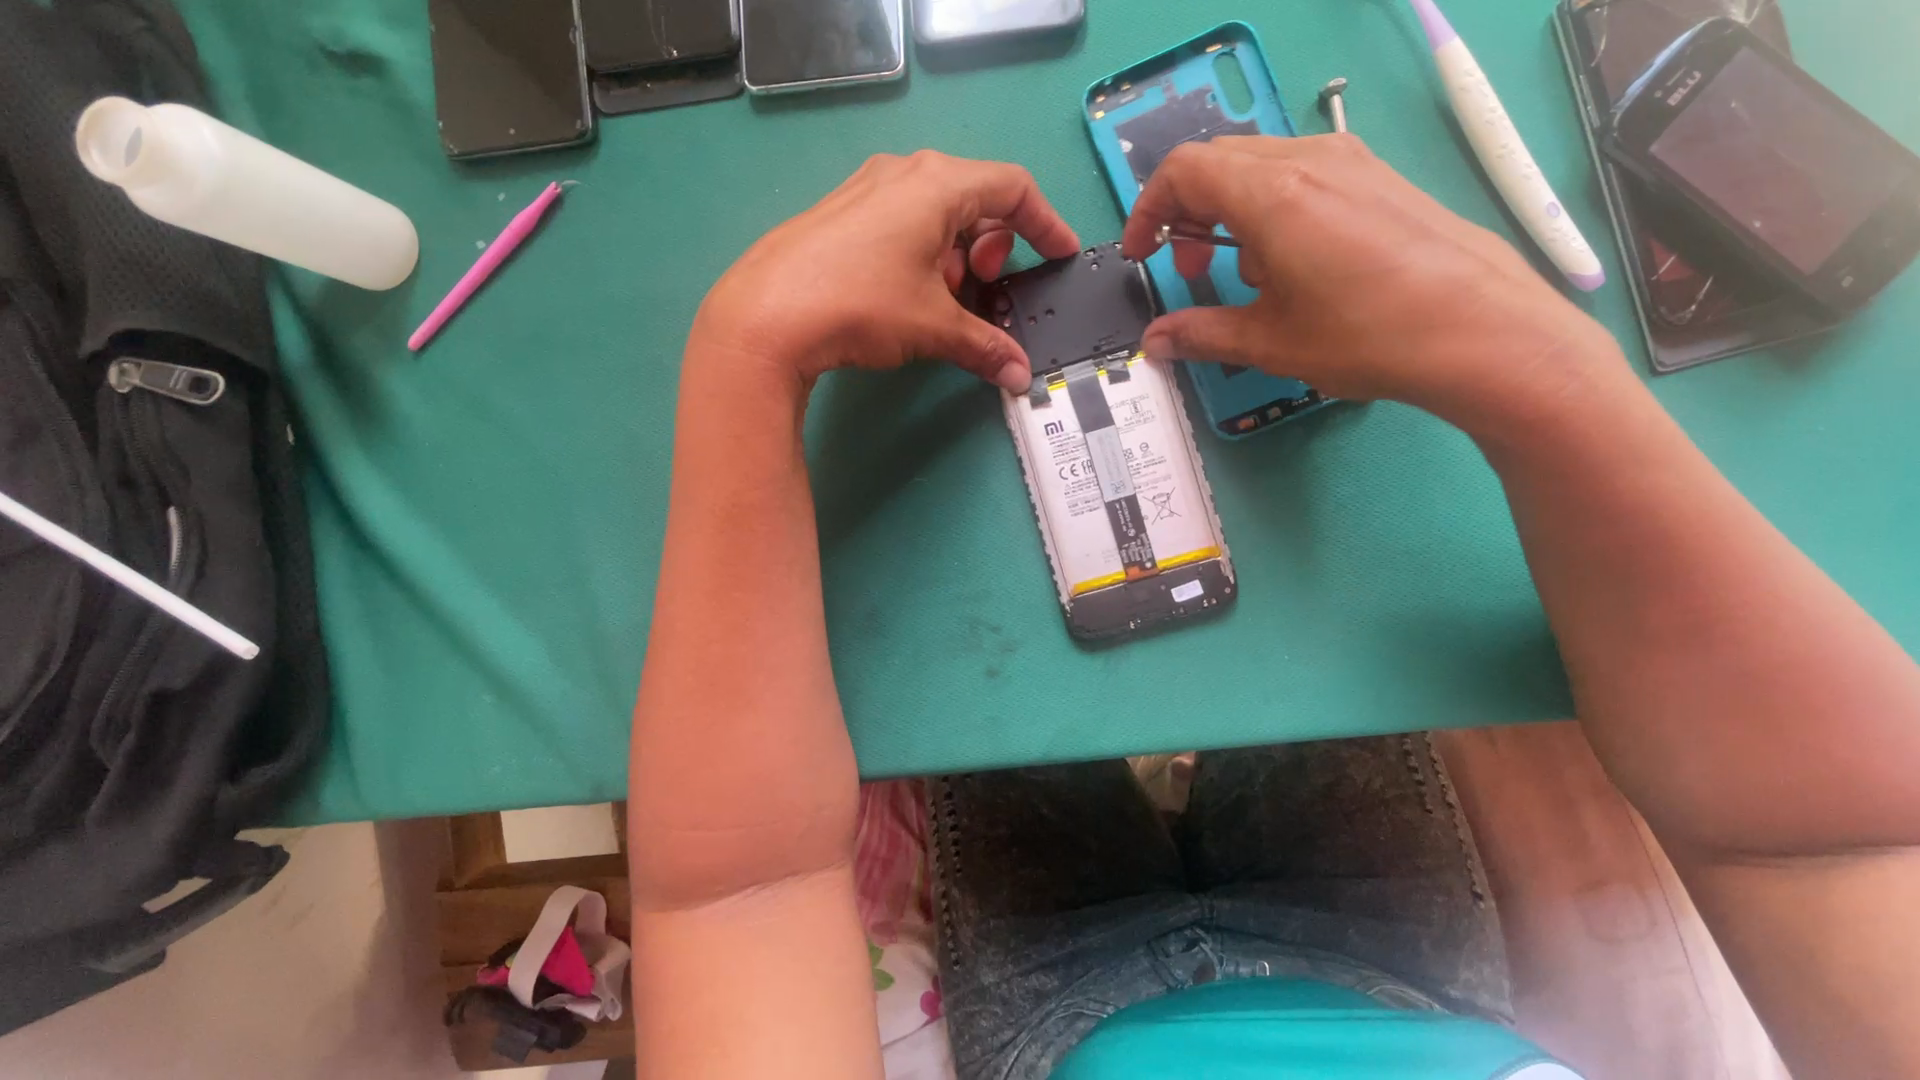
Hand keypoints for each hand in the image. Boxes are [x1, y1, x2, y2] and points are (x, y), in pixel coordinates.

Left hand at [692, 151, 1080, 393]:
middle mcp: (904, 173)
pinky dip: (921, 254)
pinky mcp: (838, 213)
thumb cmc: (862, 305)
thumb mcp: (935, 327)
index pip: (1013, 189)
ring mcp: (866, 189)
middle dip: (992, 248)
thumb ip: (986, 347)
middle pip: (974, 200)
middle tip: (981, 289)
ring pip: (935, 213)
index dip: (1045, 222)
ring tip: (941, 301)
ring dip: (954, 256)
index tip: (1059, 254)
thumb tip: (1020, 377)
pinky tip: (903, 296)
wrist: (766, 315)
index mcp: (938, 184)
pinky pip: (901, 222)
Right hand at [1119, 136, 1627, 431]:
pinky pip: (1303, 173)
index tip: (1143, 254)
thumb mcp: (1270, 342)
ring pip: (1261, 165)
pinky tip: (1295, 262)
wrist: (1484, 332)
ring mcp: (1351, 162)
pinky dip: (1272, 208)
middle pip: (1219, 161)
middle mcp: (1309, 159)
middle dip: (1187, 213)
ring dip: (1230, 211)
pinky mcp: (1379, 177)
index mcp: (1271, 193)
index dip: (1148, 210)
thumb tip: (1155, 342)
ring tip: (1247, 274)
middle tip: (1190, 269)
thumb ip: (1200, 334)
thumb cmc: (1367, 336)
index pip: (1184, 170)